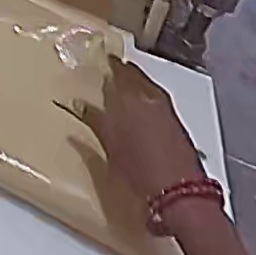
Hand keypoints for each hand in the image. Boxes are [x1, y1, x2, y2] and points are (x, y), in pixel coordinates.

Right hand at [73, 55, 207, 200]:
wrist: (179, 194)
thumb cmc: (138, 166)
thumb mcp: (109, 142)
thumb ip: (93, 119)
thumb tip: (76, 104)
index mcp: (132, 93)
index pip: (120, 69)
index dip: (110, 64)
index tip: (101, 60)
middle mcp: (151, 95)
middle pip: (135, 75)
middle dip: (123, 73)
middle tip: (110, 74)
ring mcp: (167, 110)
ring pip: (147, 88)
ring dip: (136, 87)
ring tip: (122, 94)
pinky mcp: (178, 125)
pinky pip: (157, 102)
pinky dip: (147, 101)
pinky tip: (139, 113)